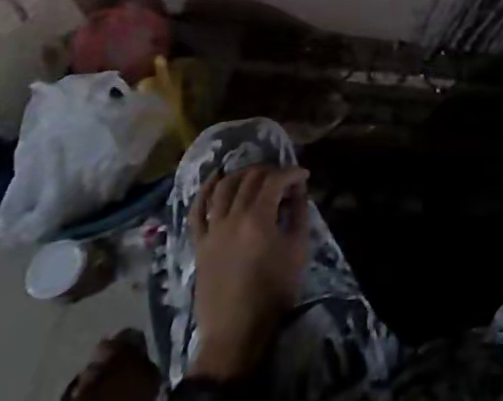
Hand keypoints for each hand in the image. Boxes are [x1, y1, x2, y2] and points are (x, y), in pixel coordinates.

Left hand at [188, 165, 310, 380]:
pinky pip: (197, 210)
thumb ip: (299, 214)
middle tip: (284, 178)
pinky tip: (215, 179)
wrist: (237, 331)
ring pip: (223, 187)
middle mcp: (232, 217)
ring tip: (255, 175)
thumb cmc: (273, 292)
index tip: (304, 175)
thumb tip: (298, 190)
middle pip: (249, 179)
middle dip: (270, 171)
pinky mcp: (199, 243)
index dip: (291, 172)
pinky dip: (206, 190)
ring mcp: (212, 229)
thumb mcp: (297, 250)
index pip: (275, 180)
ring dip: (241, 174)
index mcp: (258, 218)